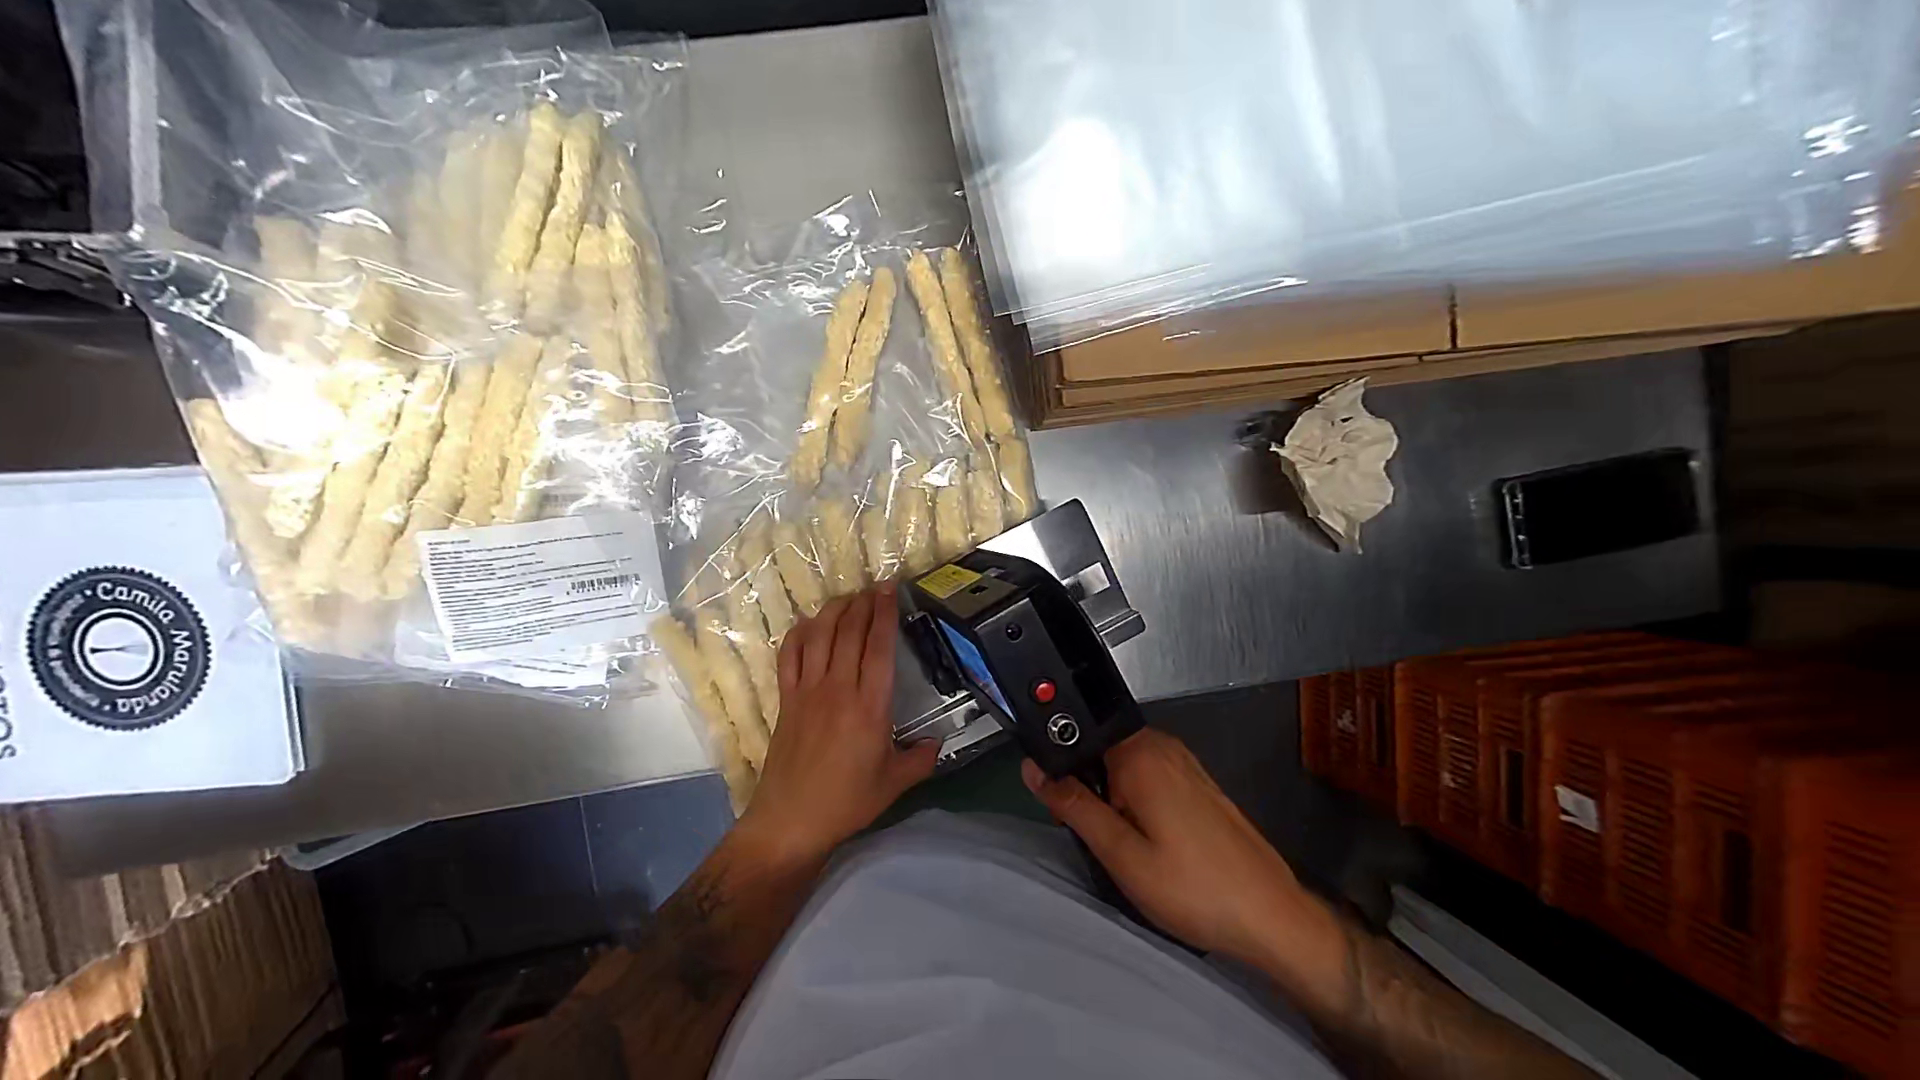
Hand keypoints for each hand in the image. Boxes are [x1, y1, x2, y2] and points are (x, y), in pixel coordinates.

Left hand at [736, 584, 939, 866]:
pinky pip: (789, 656)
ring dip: (834, 610)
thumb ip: (921, 759)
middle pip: (849, 631)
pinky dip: (799, 633)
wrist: (791, 820)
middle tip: (875, 588)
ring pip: (820, 636)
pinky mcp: (786, 699)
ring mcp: (807, 691)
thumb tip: (938, 743)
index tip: (891, 590)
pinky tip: (809, 624)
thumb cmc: (846, 802)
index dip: (885, 613)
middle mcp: (838, 689)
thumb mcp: (894, 784)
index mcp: (869, 707)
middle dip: (863, 603)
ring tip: (849, 598)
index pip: (879, 647)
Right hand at [1023, 729, 1319, 963]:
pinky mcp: (1198, 781)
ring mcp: (1184, 762)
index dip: (1062, 770)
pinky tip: (1155, 843)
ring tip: (1131, 845)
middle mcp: (1163, 746)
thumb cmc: (1193, 887)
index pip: (1077, 738)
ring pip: (1124, 767)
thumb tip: (1034, 770)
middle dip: (1090, 787)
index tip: (1066, 808)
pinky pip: (1150, 777)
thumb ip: (1073, 805)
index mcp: (1139, 753)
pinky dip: (1139, 803)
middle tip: (1103, 836)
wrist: (1271, 915)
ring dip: (1115, 799)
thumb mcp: (1120, 853)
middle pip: (1101, 751)